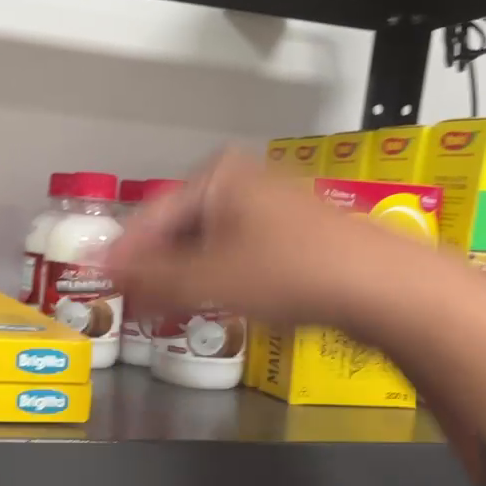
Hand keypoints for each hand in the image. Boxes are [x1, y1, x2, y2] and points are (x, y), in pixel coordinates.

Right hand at [107, 150, 432, 331]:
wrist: (385, 289)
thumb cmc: (293, 273)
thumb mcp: (207, 280)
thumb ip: (147, 278)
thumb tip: (99, 272)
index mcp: (218, 175)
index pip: (149, 216)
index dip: (123, 255)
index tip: (101, 285)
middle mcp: (242, 181)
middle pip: (178, 229)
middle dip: (156, 269)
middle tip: (136, 304)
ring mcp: (270, 206)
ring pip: (207, 244)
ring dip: (185, 277)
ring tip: (170, 310)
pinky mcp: (292, 234)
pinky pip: (236, 253)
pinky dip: (218, 278)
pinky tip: (215, 304)